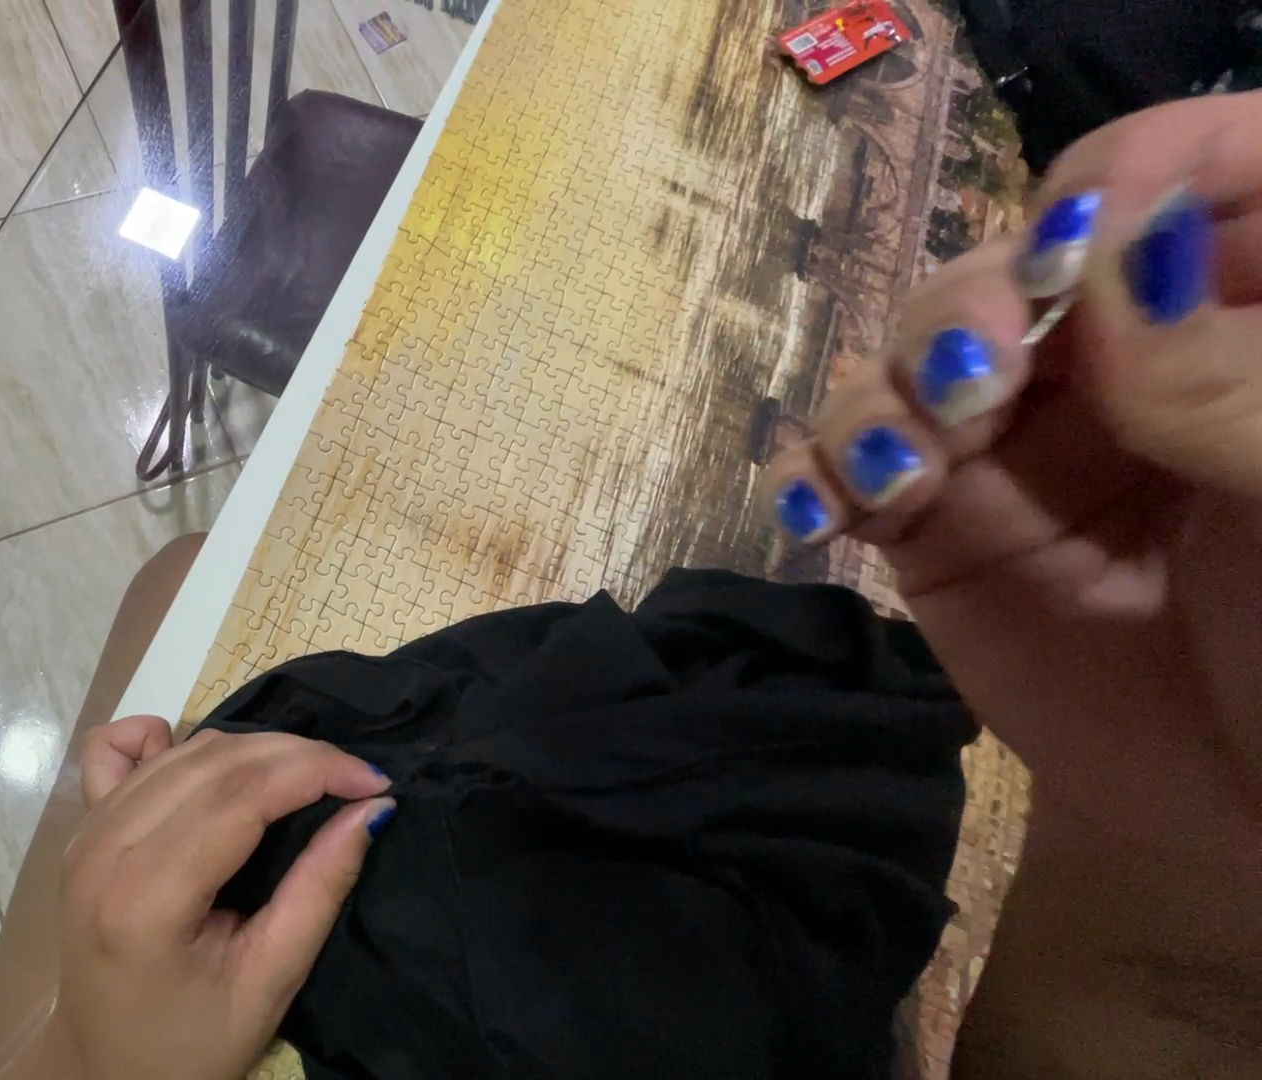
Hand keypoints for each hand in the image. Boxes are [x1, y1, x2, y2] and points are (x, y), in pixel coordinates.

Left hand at [42, 715, 394, 1079]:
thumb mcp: (269, 983)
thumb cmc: (189, 1045)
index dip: (315, 771)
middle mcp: (106, 846)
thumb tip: (370, 809)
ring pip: (184, 751)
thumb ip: (318, 889)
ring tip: (306, 774)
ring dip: (253, 748)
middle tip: (352, 776)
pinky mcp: (83, 824)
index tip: (373, 779)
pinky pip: (114, 748)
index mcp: (145, 897)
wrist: (102, 1070)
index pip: (241, 796)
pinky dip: (164, 737)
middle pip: (216, 761)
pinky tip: (204, 758)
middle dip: (297, 754)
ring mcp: (87, 829)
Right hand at [762, 90, 1261, 846]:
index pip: (1183, 179)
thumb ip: (1238, 379)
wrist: (1257, 803)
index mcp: (1243, 315)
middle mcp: (1106, 364)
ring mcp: (996, 447)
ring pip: (889, 366)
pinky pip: (829, 471)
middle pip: (994, 274)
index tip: (1081, 245)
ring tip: (901, 478)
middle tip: (966, 394)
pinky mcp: (917, 523)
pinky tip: (815, 510)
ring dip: (870, 407)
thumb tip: (1107, 258)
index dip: (1127, 180)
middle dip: (958, 322)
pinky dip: (801, 475)